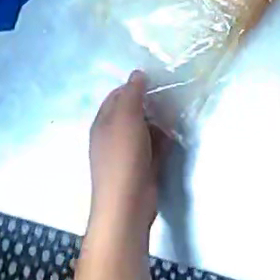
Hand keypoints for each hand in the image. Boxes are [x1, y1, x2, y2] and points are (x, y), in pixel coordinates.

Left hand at [88, 71, 160, 240]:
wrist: (127, 205)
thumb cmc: (123, 156)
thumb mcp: (126, 118)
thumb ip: (132, 94)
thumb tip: (137, 73)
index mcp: (103, 122)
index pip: (117, 96)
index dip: (133, 86)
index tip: (154, 80)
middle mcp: (113, 136)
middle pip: (132, 113)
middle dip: (149, 104)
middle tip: (169, 96)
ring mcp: (127, 154)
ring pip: (144, 130)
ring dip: (158, 122)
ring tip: (176, 113)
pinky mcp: (142, 168)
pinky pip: (153, 148)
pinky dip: (163, 140)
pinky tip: (175, 134)